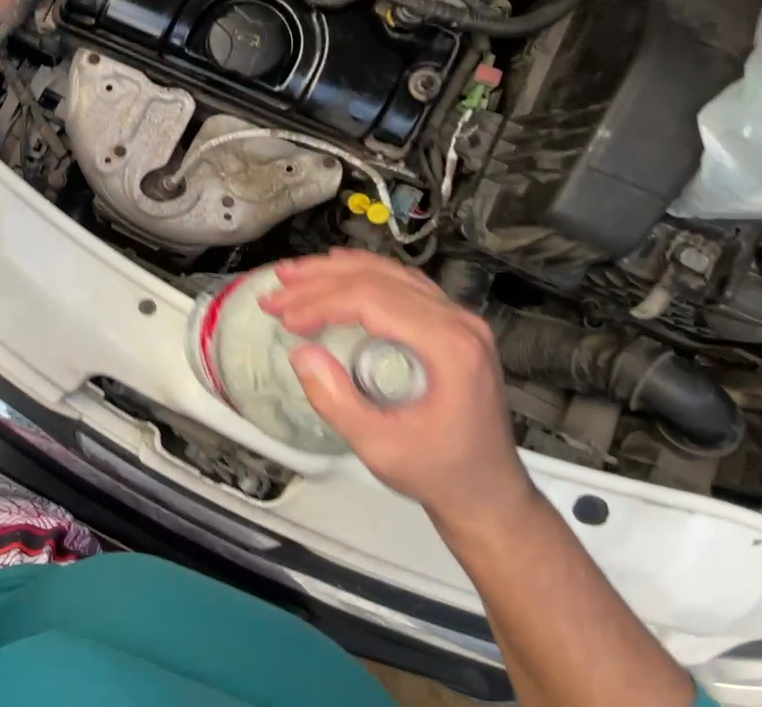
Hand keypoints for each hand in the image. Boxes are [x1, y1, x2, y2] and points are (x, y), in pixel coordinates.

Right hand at [259, 250, 536, 530]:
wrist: (487, 490)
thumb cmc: (437, 470)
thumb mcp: (379, 447)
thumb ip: (336, 400)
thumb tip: (300, 352)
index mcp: (448, 347)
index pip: (372, 300)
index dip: (320, 303)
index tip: (283, 319)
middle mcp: (459, 323)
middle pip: (377, 279)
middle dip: (317, 283)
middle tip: (273, 295)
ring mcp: (459, 321)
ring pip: (388, 274)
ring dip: (334, 272)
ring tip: (291, 277)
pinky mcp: (452, 326)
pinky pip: (402, 284)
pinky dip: (361, 275)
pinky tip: (334, 271)